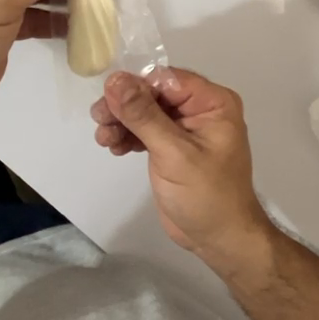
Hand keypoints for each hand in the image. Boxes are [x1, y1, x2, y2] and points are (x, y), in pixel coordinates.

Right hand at [92, 68, 276, 271]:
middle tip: (99, 119)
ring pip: (144, 112)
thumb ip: (143, 115)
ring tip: (103, 138)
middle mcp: (200, 109)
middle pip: (152, 94)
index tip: (108, 100)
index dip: (136, 86)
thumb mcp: (173, 153)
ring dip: (121, 122)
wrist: (219, 240)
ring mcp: (185, 129)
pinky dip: (127, 136)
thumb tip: (115, 80)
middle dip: (124, 106)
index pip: (167, 80)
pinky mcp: (171, 147)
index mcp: (212, 102)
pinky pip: (145, 130)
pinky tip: (114, 147)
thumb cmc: (206, 195)